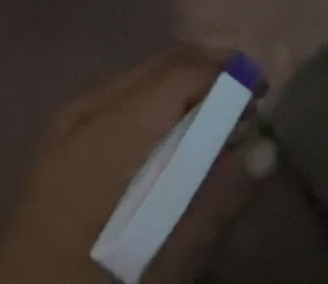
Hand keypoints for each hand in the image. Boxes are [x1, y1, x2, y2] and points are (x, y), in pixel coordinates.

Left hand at [0, 47, 261, 283]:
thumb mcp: (161, 263)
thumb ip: (215, 203)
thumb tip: (266, 151)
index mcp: (106, 135)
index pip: (178, 73)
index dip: (226, 73)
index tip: (263, 92)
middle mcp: (82, 112)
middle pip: (159, 64)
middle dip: (210, 69)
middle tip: (251, 100)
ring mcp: (66, 123)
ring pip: (141, 76)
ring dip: (186, 84)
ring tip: (222, 118)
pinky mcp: (61, 140)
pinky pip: (121, 97)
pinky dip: (159, 101)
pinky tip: (177, 134)